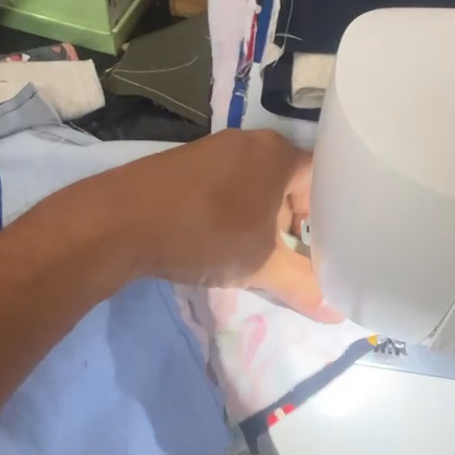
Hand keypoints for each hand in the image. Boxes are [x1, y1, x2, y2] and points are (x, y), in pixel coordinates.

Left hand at [96, 129, 341, 321]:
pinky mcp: (185, 161)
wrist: (118, 222)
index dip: (327, 220)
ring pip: (255, 185)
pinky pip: (225, 184)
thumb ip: (302, 286)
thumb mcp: (260, 266)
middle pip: (289, 184)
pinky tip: (215, 238)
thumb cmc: (205, 234)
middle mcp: (251, 141)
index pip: (324, 183)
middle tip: (285, 258)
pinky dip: (231, 210)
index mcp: (279, 154)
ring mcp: (214, 147)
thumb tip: (336, 314)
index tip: (321, 252)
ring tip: (249, 253)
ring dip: (259, 219)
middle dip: (291, 223)